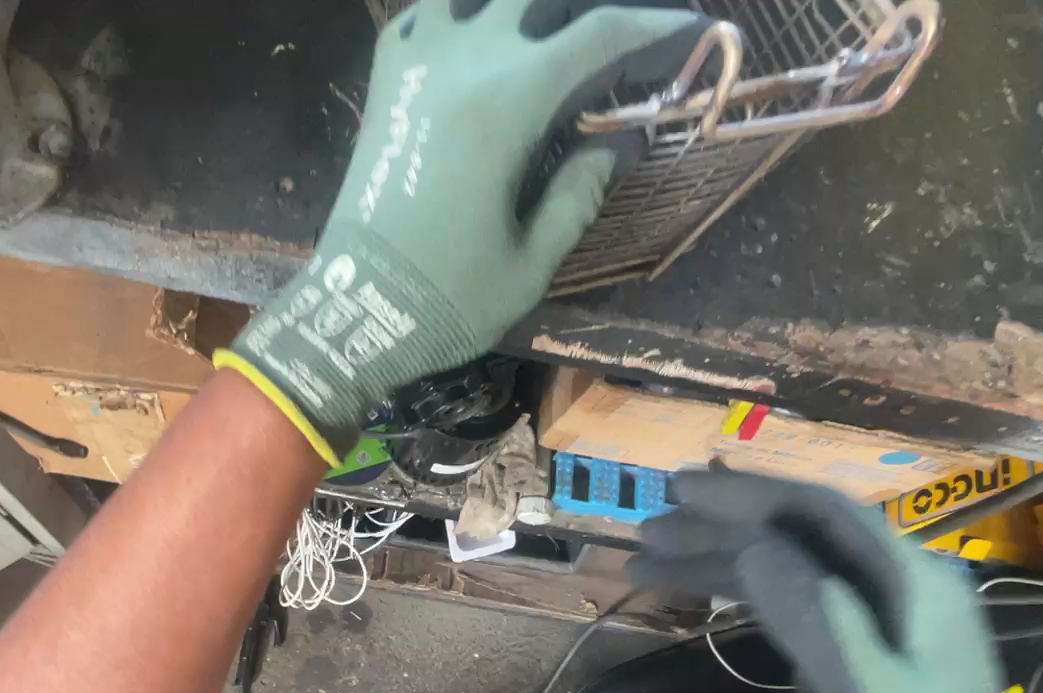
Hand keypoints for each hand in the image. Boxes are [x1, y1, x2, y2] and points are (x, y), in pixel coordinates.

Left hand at [218, 0, 708, 462]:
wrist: (354, 313)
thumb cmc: (446, 300)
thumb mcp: (530, 265)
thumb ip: (579, 195)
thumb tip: (616, 142)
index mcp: (506, 103)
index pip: (597, 33)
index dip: (652, 25)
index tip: (687, 30)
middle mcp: (462, 59)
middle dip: (592, 10)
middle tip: (618, 40)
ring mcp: (415, 62)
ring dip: (524, 10)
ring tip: (550, 37)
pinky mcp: (385, 81)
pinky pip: (430, 13)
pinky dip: (466, 13)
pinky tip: (483, 37)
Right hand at [631, 471, 1042, 692]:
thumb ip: (819, 618)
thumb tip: (754, 548)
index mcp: (913, 581)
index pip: (823, 513)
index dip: (750, 493)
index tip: (684, 488)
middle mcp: (891, 578)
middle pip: (794, 530)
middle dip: (719, 523)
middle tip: (651, 524)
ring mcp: (866, 603)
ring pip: (780, 558)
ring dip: (714, 553)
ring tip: (648, 555)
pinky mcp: (843, 630)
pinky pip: (781, 590)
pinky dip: (732, 582)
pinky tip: (691, 581)